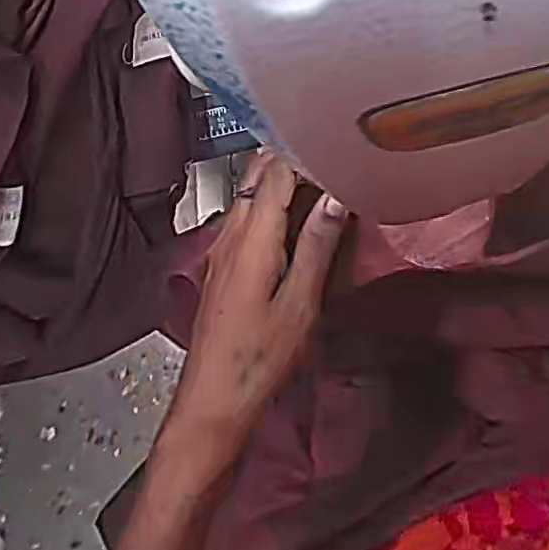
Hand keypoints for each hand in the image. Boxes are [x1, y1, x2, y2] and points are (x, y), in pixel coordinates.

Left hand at [158, 152, 349, 483]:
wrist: (210, 404)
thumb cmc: (259, 359)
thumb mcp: (300, 304)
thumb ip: (317, 245)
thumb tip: (337, 195)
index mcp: (250, 238)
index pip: (275, 172)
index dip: (306, 152)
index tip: (338, 145)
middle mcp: (229, 233)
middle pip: (258, 174)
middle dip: (295, 157)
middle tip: (334, 156)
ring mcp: (220, 247)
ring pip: (250, 192)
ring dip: (283, 179)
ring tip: (324, 179)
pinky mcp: (220, 263)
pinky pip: (246, 214)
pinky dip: (272, 202)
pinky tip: (297, 217)